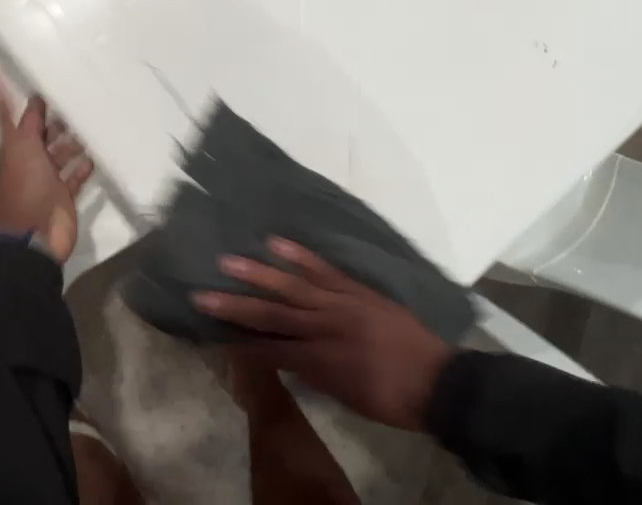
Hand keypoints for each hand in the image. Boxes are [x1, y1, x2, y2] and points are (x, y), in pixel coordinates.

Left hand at [0, 78, 94, 260]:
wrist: (33, 235)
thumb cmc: (25, 185)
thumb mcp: (17, 144)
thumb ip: (8, 114)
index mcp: (17, 147)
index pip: (27, 119)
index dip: (37, 104)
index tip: (57, 83)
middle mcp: (32, 161)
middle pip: (47, 137)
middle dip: (61, 122)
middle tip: (85, 103)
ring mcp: (49, 179)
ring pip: (63, 155)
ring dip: (75, 143)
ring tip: (95, 125)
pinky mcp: (65, 196)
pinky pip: (76, 177)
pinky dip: (84, 167)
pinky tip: (97, 155)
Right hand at [194, 238, 454, 430]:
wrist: (439, 381)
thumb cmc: (390, 399)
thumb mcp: (346, 396)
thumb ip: (312, 373)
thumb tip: (280, 357)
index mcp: (320, 361)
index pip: (270, 348)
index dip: (239, 340)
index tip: (212, 331)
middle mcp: (325, 328)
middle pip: (272, 314)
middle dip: (235, 306)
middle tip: (203, 294)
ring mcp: (341, 303)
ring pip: (292, 286)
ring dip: (257, 273)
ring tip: (227, 261)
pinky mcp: (357, 289)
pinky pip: (324, 269)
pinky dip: (299, 255)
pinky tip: (274, 242)